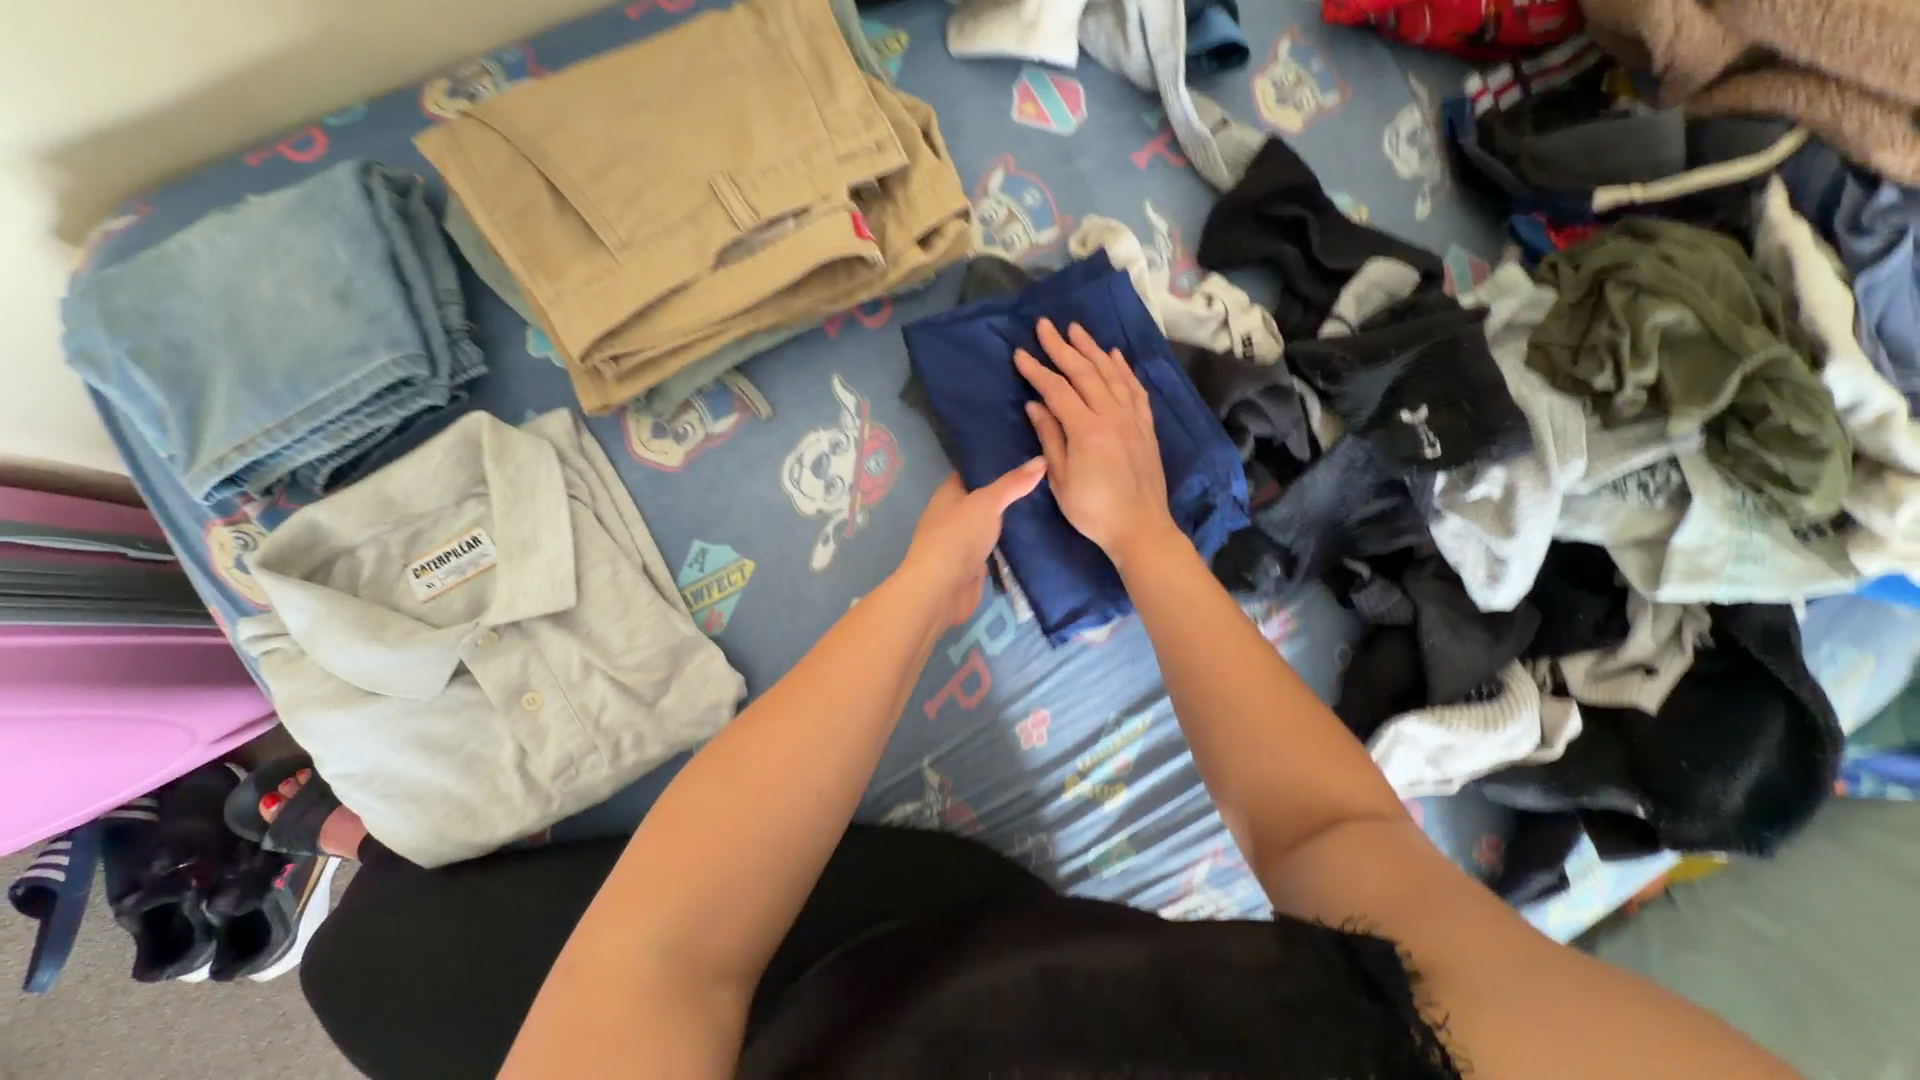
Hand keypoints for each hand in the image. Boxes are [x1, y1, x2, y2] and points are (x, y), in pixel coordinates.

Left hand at [901, 464, 1046, 623]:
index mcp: (949, 494)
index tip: (1026, 457)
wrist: (942, 590)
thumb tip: (1041, 460)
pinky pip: (997, 550)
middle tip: (1046, 481)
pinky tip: (1038, 537)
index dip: (996, 464)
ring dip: (1013, 521)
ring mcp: (964, 542)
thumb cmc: (957, 537)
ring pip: (993, 526)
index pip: (973, 472)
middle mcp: (954, 516)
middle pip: (985, 500)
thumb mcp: (987, 502)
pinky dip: (1013, 546)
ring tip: (1049, 505)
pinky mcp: (975, 566)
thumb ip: (1012, 484)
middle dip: (1010, 493)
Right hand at [1015, 319, 1177, 567]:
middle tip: (1045, 325)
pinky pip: (1134, 389)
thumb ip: (1050, 438)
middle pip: (1084, 373)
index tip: (1019, 353)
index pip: (1057, 389)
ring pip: (1111, 374)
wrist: (1140, 527)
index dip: (1037, 370)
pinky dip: (1123, 369)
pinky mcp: (1145, 426)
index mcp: (1086, 429)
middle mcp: (1111, 415)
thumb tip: (1035, 405)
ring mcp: (1132, 419)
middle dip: (1062, 347)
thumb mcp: (1060, 479)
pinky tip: (1114, 356)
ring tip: (1077, 330)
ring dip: (1092, 349)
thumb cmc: (1092, 510)